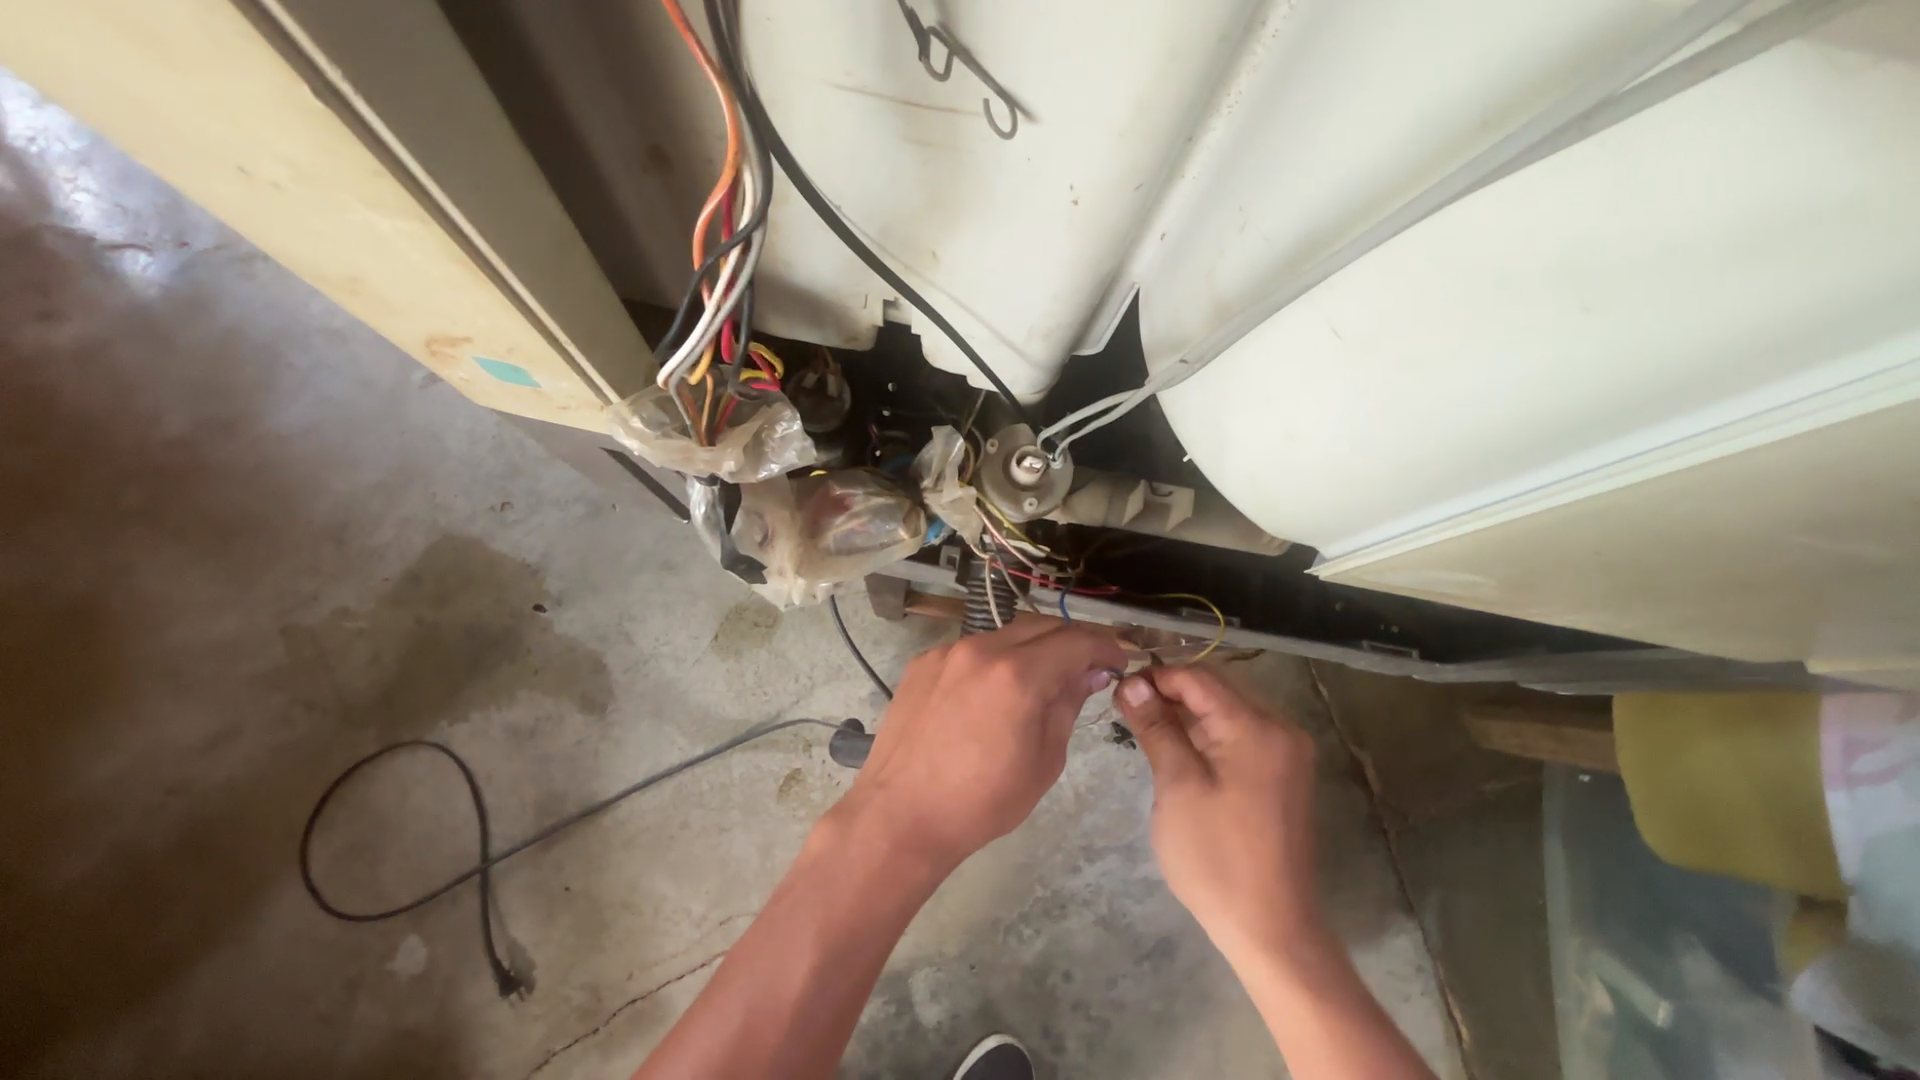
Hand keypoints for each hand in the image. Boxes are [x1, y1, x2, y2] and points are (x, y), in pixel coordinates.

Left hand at [834, 620, 1126, 868]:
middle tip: (1088, 665)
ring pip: (1002, 635)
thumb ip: (1068, 706)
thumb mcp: (1044, 760)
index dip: (1105, 645)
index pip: (1076, 640)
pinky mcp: (922, 664)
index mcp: (1018, 675)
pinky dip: (993, 662)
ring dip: (1030, 649)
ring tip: (1041, 681)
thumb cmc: (982, 801)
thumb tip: (1088, 673)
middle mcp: (981, 650)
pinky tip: (993, 694)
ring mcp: (946, 653)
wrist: (901, 815)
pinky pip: (970, 651)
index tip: (1119, 659)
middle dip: (1071, 640)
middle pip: (1040, 626)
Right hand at [1116, 666, 1323, 959]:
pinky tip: (1179, 751)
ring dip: (1187, 715)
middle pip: (1218, 692)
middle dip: (1171, 694)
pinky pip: (1241, 738)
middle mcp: (1281, 730)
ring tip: (1145, 729)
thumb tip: (1133, 683)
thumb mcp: (1177, 785)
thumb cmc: (1216, 855)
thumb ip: (1156, 727)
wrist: (1270, 927)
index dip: (1157, 676)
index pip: (1200, 678)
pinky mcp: (1283, 777)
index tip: (1118, 689)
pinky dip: (1208, 737)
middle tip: (1126, 710)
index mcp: (1257, 727)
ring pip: (1228, 714)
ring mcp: (1287, 755)